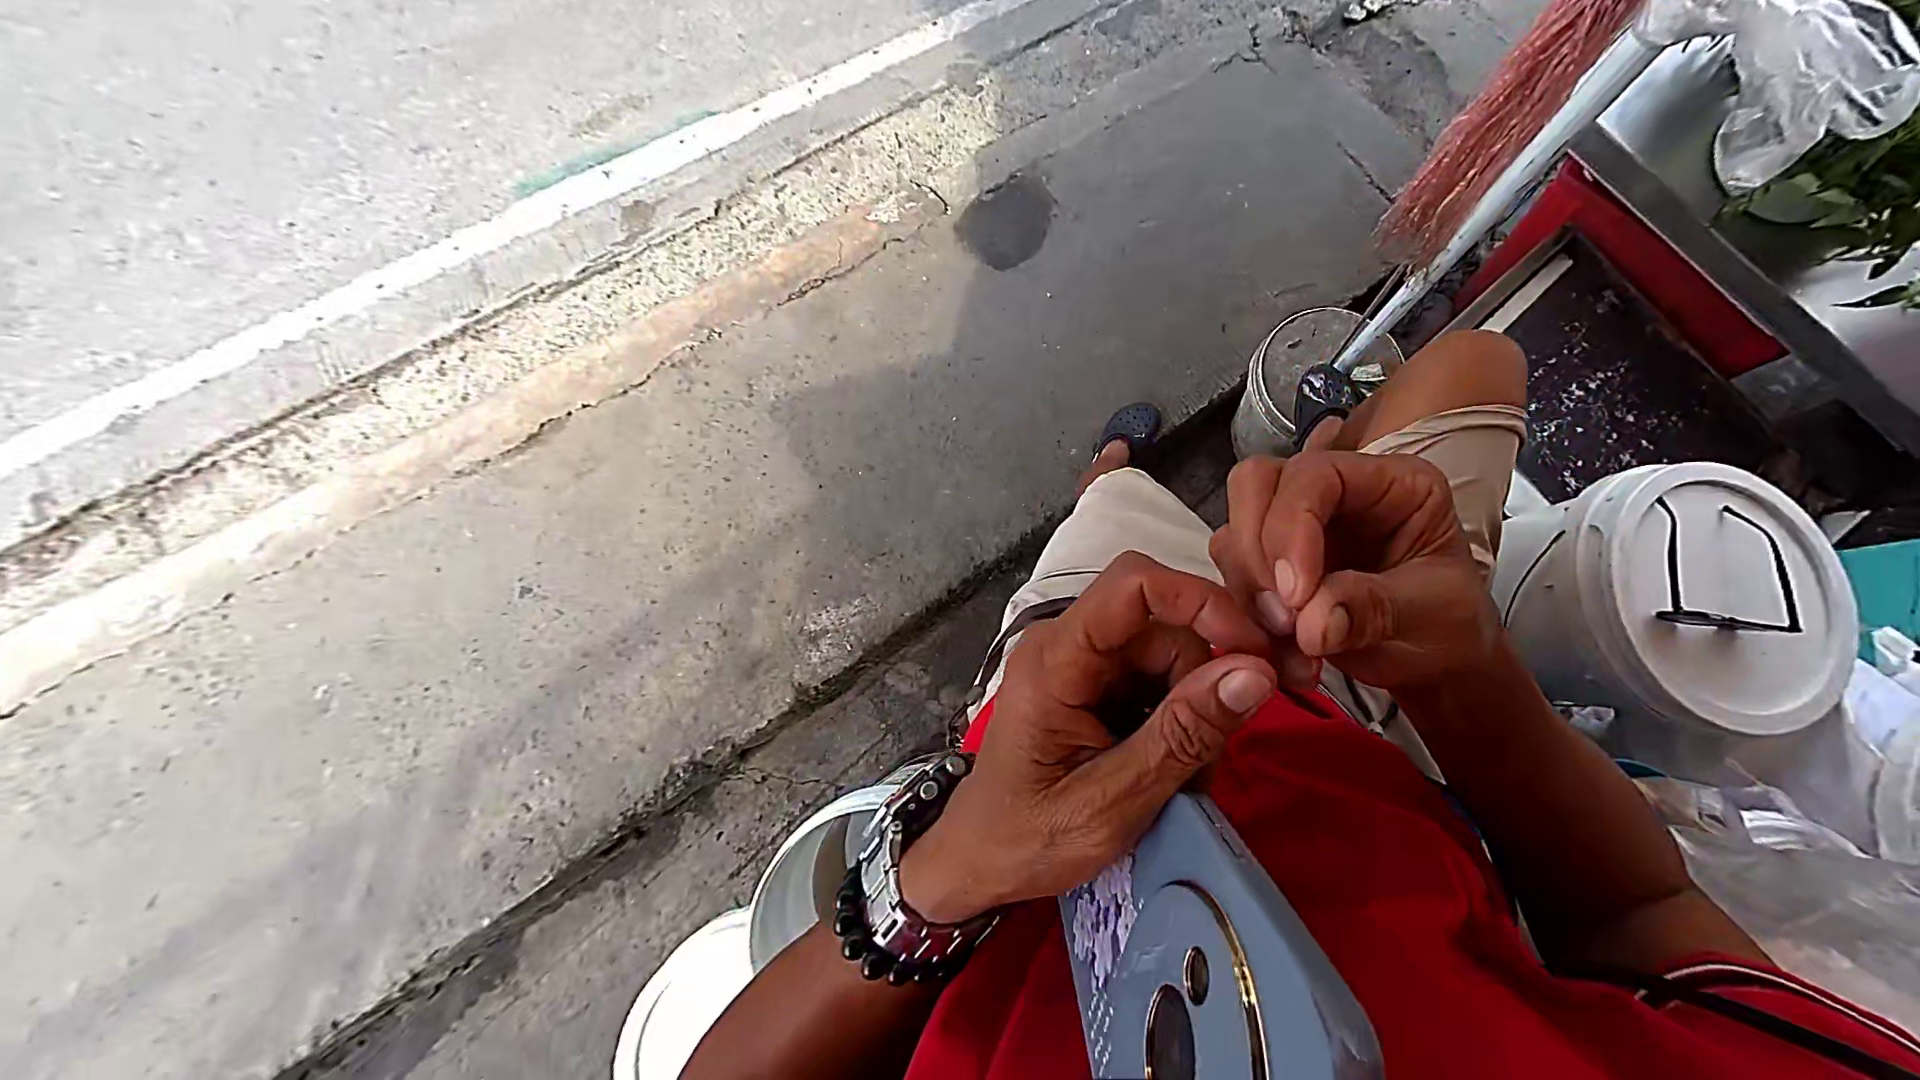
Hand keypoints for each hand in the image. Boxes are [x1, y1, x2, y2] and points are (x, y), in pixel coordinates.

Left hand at [899, 552, 1277, 922]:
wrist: (983, 855)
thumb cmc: (1029, 835)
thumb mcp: (1112, 800)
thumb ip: (1182, 735)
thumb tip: (1254, 672)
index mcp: (1055, 660)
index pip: (1132, 585)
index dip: (1201, 600)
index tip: (1254, 652)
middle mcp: (1066, 645)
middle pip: (1161, 625)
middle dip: (1203, 682)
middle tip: (1207, 757)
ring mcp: (1080, 663)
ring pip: (1168, 653)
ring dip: (1193, 709)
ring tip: (1180, 776)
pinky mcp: (1094, 684)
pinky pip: (1157, 678)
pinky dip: (1178, 718)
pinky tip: (1168, 766)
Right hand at [1207, 451, 1499, 691]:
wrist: (1427, 659)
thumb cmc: (1446, 624)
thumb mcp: (1434, 614)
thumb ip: (1374, 609)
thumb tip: (1311, 622)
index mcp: (1386, 482)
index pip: (1314, 474)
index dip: (1291, 526)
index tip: (1296, 594)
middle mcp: (1328, 493)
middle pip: (1254, 484)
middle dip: (1255, 549)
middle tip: (1281, 614)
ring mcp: (1288, 525)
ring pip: (1233, 529)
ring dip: (1247, 585)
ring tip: (1286, 636)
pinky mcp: (1262, 561)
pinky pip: (1228, 573)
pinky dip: (1241, 608)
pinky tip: (1276, 640)